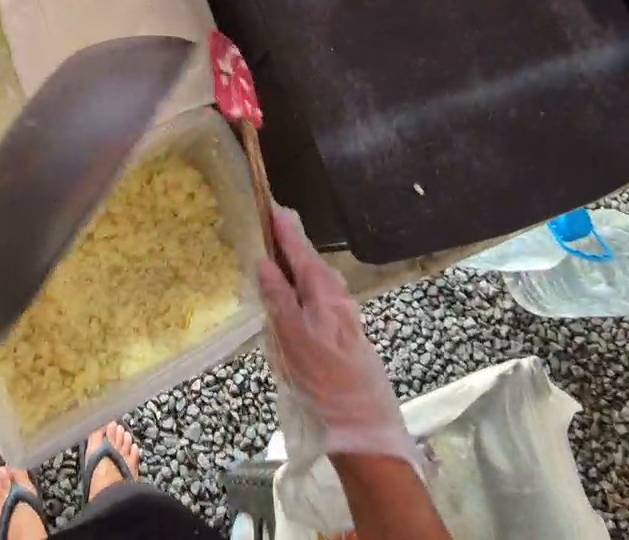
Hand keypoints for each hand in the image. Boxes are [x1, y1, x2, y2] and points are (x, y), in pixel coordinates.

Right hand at [256, 205, 417, 464]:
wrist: (364, 426)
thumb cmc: (325, 381)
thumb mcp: (292, 339)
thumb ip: (278, 298)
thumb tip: (264, 262)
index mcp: (323, 290)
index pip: (299, 248)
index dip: (283, 227)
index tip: (269, 203)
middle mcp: (336, 295)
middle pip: (309, 259)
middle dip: (289, 240)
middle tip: (267, 223)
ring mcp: (342, 314)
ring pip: (314, 277)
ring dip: (296, 262)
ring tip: (275, 252)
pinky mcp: (343, 332)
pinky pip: (317, 294)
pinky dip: (302, 283)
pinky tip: (293, 292)